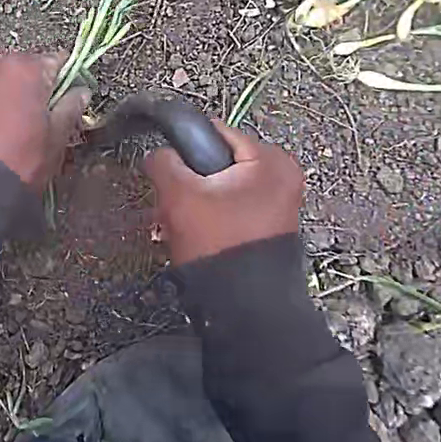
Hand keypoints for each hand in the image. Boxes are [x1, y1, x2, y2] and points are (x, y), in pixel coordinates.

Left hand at [0, 52, 89, 189]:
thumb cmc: (20, 161)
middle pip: (24, 65)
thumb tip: (80, 92)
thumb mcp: (56, 138)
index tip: (69, 97)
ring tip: (12, 114)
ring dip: (6, 86)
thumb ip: (70, 108)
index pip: (56, 61)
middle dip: (34, 83)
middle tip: (41, 113)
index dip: (66, 79)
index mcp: (27, 69)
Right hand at [143, 121, 304, 264]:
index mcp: (272, 161)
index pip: (215, 133)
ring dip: (194, 202)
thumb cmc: (222, 248)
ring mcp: (278, 205)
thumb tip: (157, 154)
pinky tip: (191, 235)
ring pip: (220, 188)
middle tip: (170, 202)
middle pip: (216, 163)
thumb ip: (164, 162)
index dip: (184, 148)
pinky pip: (230, 209)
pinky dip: (209, 217)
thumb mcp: (180, 195)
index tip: (167, 169)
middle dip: (188, 181)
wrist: (246, 308)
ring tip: (177, 222)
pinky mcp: (268, 228)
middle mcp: (283, 178)